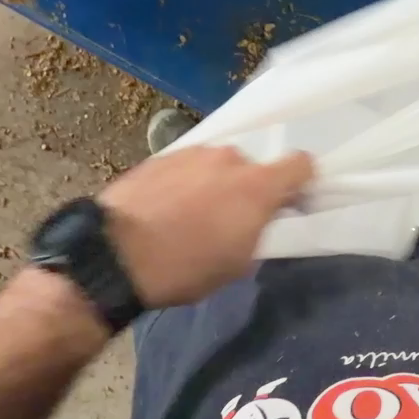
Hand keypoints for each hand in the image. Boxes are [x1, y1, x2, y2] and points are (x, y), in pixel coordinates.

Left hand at [98, 145, 313, 307]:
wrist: (116, 253)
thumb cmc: (185, 267)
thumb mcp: (237, 263)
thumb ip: (259, 229)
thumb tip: (258, 216)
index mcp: (257, 185)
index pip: (301, 163)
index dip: (301, 181)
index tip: (291, 200)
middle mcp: (230, 157)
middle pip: (252, 168)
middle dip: (246, 190)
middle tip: (227, 221)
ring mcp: (195, 151)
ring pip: (217, 166)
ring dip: (213, 185)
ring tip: (189, 217)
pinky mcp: (163, 154)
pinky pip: (188, 166)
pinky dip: (185, 183)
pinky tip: (166, 209)